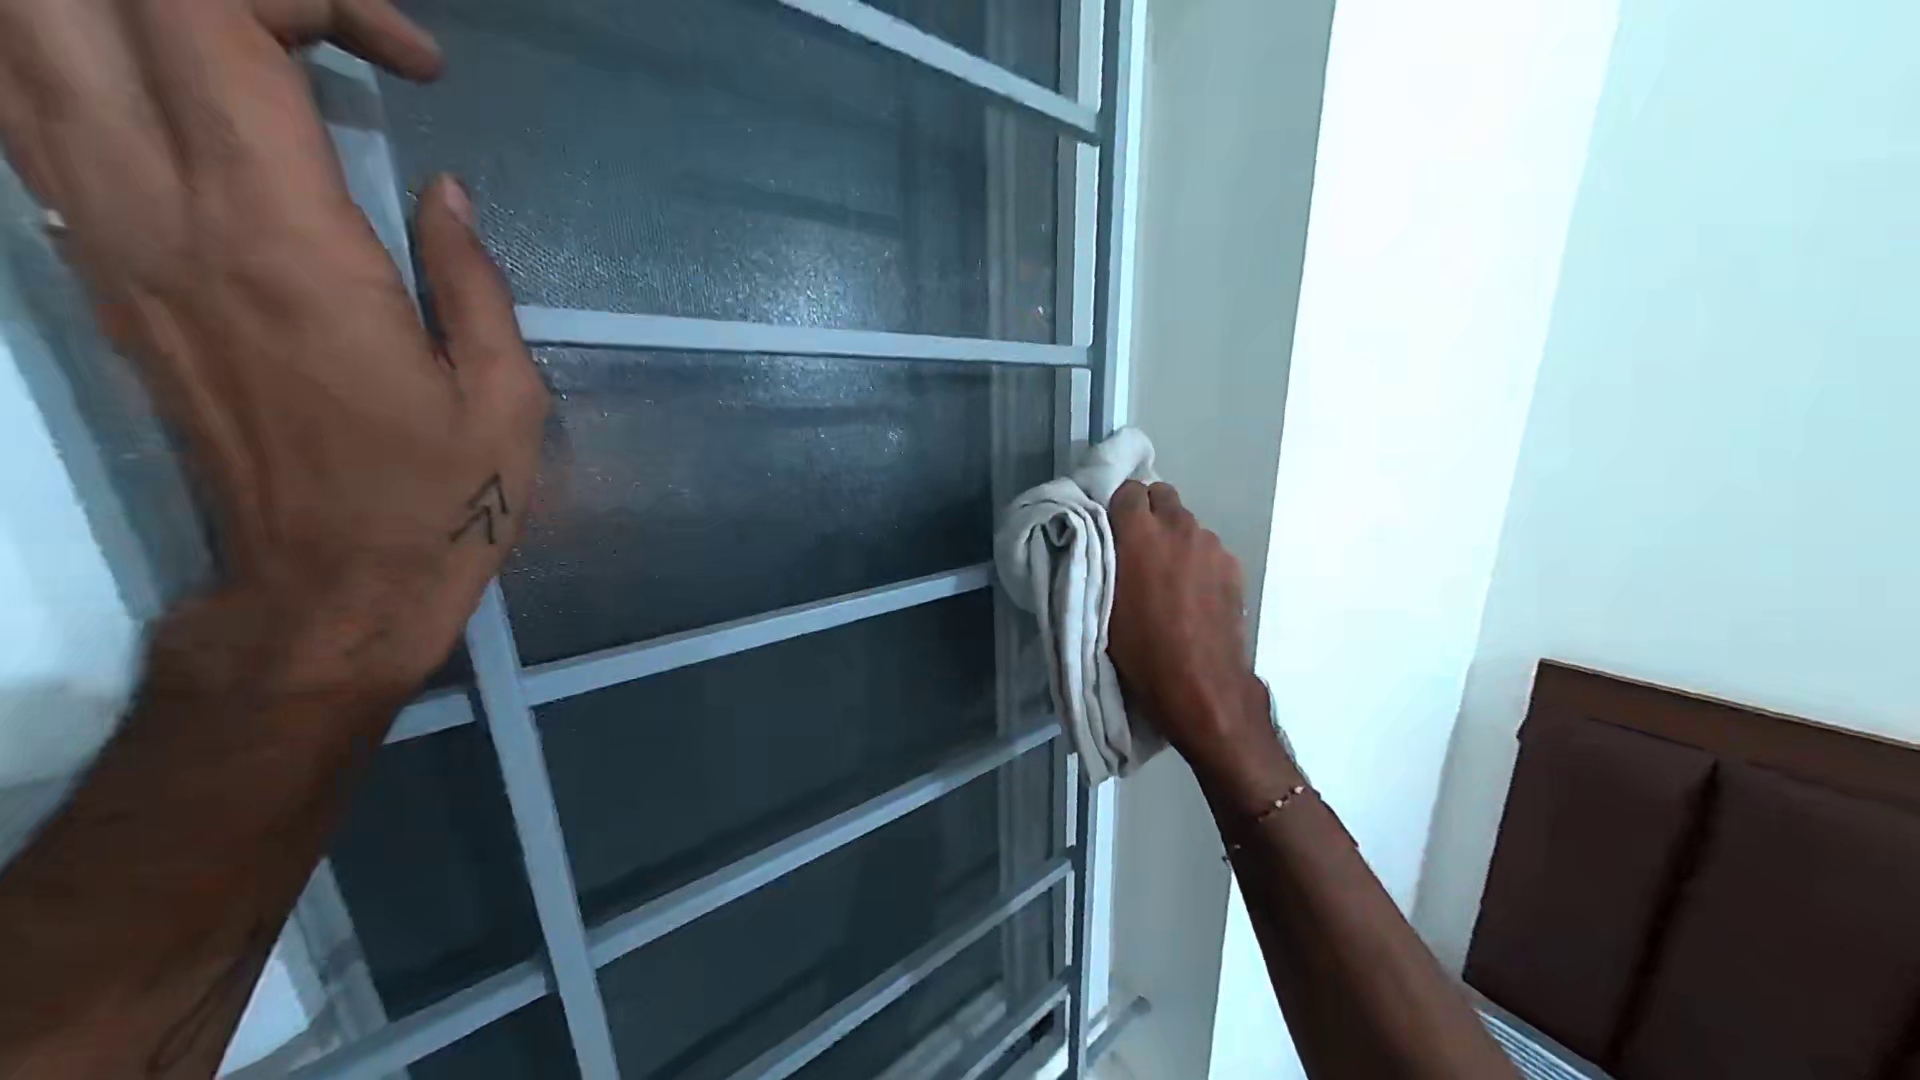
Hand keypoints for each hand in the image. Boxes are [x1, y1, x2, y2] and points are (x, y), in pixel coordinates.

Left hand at [0, 0, 546, 697]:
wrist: (331, 582)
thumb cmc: (441, 495)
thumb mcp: (504, 393)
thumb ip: (472, 278)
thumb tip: (440, 194)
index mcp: (284, 244)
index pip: (212, 16)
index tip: (416, 63)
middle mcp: (160, 216)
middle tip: (327, 38)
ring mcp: (102, 241)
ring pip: (23, 39)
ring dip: (135, 18)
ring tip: (263, 51)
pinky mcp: (93, 274)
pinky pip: (28, 108)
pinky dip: (89, 63)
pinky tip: (190, 99)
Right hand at [1108, 481, 1286, 799]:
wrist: (1201, 684)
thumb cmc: (1140, 648)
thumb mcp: (1103, 603)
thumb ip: (1102, 560)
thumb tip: (1105, 542)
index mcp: (1139, 533)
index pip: (1129, 490)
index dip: (1119, 507)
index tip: (1113, 528)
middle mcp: (1178, 527)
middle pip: (1163, 495)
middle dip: (1149, 512)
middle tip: (1139, 544)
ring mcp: (1211, 544)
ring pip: (1187, 523)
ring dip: (1174, 537)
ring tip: (1168, 575)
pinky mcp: (1233, 565)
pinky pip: (1208, 548)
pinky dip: (1198, 559)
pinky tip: (1193, 592)